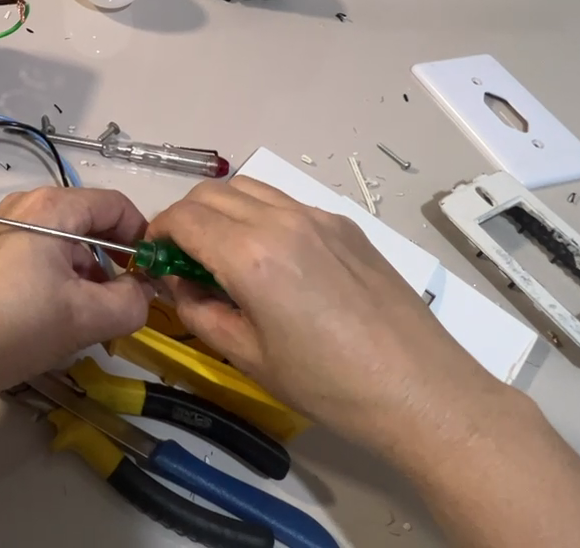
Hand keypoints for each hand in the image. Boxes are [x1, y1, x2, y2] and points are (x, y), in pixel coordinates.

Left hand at [0, 187, 152, 506]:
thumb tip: (141, 293)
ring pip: (59, 240)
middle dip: (110, 260)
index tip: (151, 276)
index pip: (115, 206)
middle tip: (118, 304)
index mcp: (52, 207)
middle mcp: (23, 204)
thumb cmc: (14, 324)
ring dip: (82, 273)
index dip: (141, 238)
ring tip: (83, 319)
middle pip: (86, 221)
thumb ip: (129, 303)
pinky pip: (32, 253)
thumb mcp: (84, 318)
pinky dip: (52, 277)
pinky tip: (46, 318)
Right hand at [148, 177, 579, 547]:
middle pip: (209, 193)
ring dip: (219, 208)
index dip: (157, 233)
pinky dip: (257, 213)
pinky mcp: (343, 223)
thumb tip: (177, 281)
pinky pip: (282, 202)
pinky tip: (271, 256)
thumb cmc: (329, 385)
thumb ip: (198, 310)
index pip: (182, 218)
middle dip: (184, 217)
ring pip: (245, 187)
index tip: (155, 257)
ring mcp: (315, 216)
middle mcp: (279, 220)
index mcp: (250, 255)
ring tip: (222, 249)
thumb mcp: (248, 357)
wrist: (424, 392)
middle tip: (184, 257)